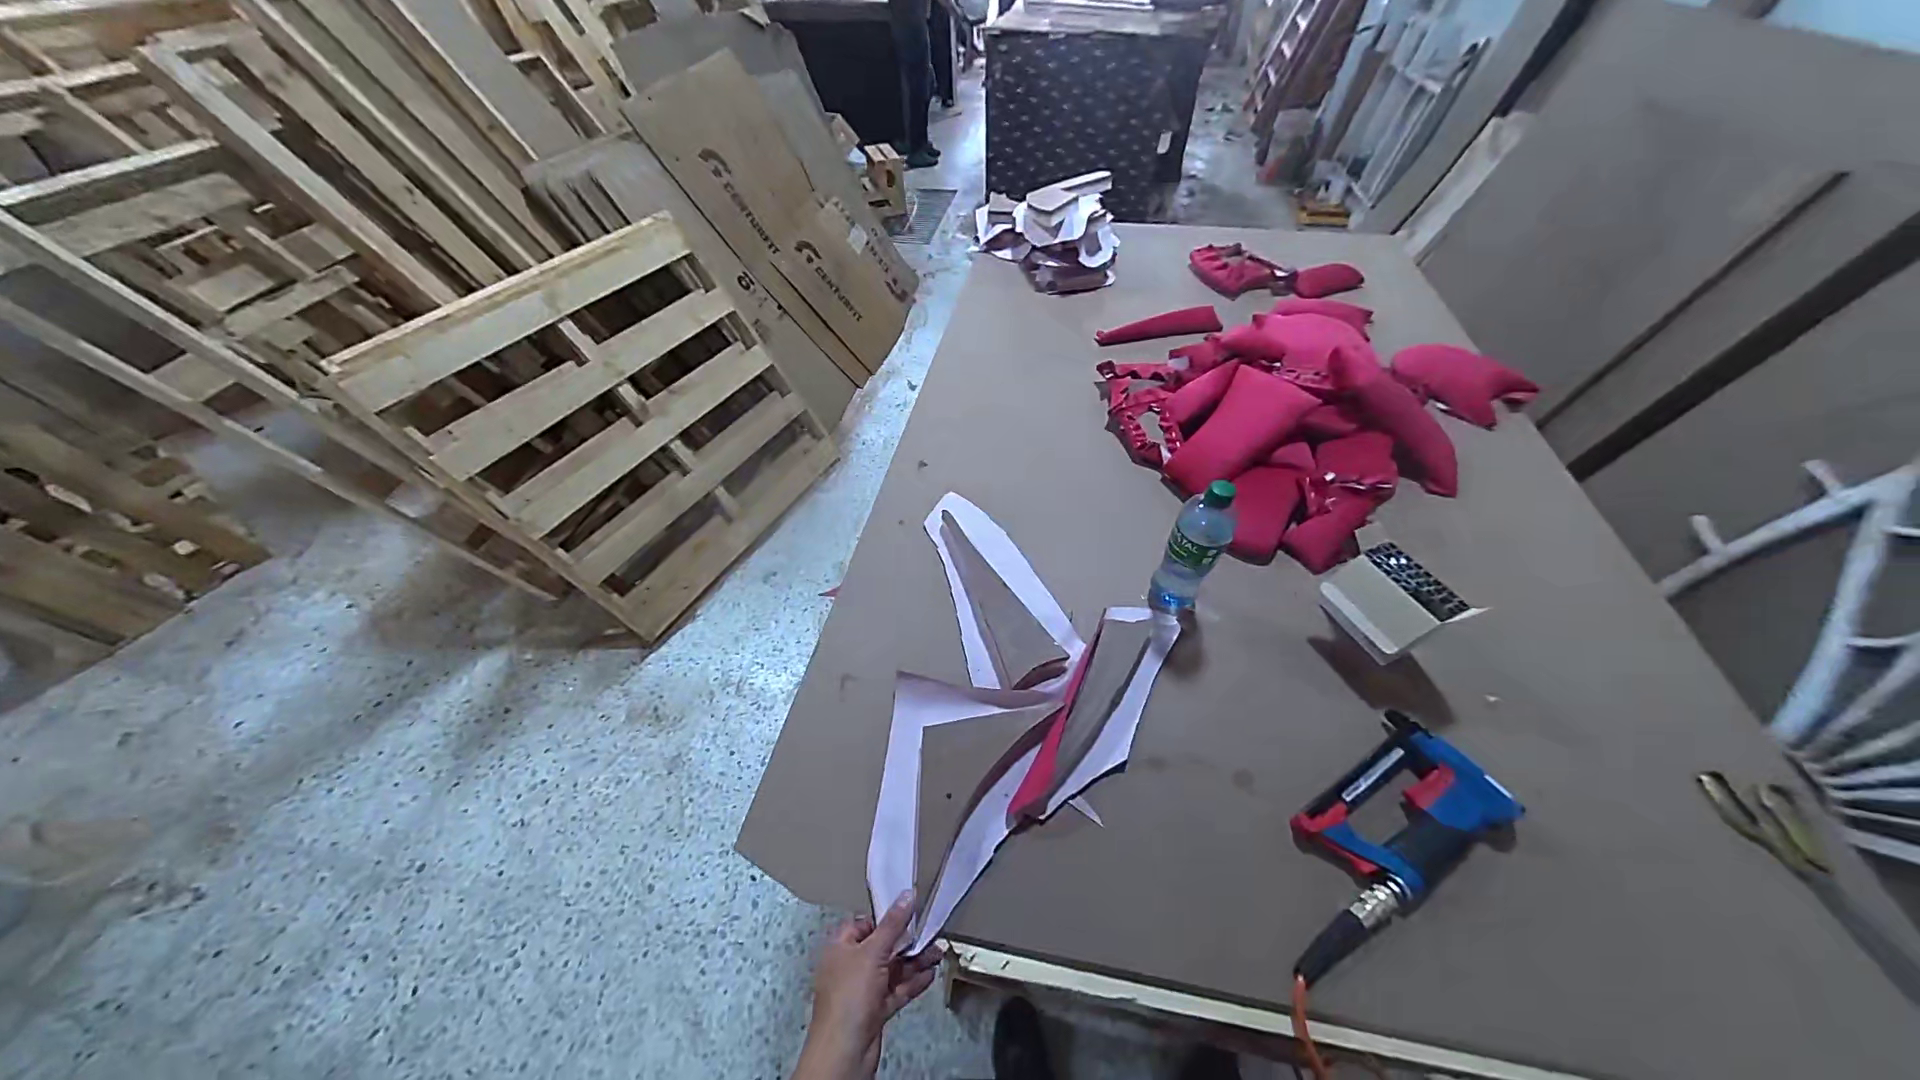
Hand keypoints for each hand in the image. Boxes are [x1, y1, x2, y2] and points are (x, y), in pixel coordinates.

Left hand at [792, 890, 942, 1079]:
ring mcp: (863, 990)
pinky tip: (930, 975)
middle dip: (906, 940)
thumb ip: (893, 924)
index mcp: (840, 948)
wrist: (845, 1052)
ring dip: (914, 961)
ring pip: (892, 969)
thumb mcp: (873, 952)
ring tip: (937, 952)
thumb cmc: (848, 999)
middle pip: (882, 946)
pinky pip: (897, 990)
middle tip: (928, 931)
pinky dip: (913, 982)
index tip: (906, 909)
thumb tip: (906, 896)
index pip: (863, 924)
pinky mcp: (875, 1010)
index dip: (884, 917)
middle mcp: (850, 967)